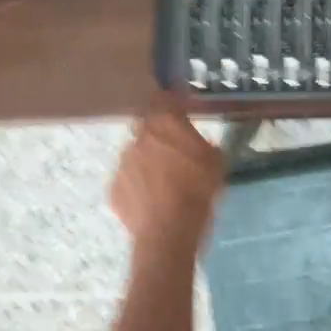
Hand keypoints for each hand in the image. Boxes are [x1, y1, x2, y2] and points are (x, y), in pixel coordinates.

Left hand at [109, 96, 225, 254]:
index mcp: (165, 124)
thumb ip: (204, 145)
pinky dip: (138, 184)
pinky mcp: (113, 188)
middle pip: (147, 126)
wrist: (168, 232)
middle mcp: (139, 137)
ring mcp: (122, 163)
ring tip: (164, 180)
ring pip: (135, 154)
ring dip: (148, 160)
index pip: (164, 98)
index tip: (179, 104)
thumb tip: (200, 144)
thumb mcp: (216, 162)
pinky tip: (152, 199)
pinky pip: (128, 179)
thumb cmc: (198, 191)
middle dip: (159, 133)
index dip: (172, 98)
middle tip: (175, 149)